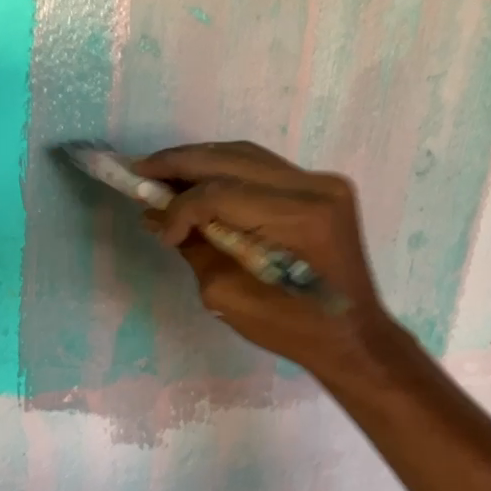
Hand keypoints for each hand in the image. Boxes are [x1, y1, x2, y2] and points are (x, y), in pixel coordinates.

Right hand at [135, 141, 402, 377]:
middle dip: (179, 163)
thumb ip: (194, 247)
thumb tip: (158, 217)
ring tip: (161, 171)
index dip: (179, 208)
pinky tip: (198, 178)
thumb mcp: (228, 295)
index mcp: (296, 219)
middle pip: (230, 159)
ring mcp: (322, 183)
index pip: (218, 194)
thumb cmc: (291, 328)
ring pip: (245, 154)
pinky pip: (262, 167)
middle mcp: (313, 187)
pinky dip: (226, 169)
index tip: (157, 228)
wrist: (352, 335)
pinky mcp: (322, 187)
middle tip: (138, 170)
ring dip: (200, 160)